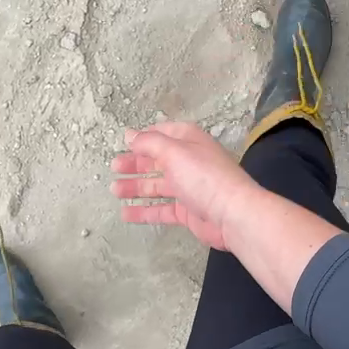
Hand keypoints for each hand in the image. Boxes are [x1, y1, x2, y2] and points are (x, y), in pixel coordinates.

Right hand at [110, 123, 262, 251]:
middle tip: (115, 168)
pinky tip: (126, 214)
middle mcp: (188, 162)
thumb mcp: (174, 151)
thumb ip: (149, 142)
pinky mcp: (187, 212)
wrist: (233, 214)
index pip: (163, 134)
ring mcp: (188, 188)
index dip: (144, 137)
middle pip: (157, 160)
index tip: (124, 142)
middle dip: (135, 163)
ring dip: (135, 187)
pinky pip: (161, 209)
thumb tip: (130, 135)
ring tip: (115, 190)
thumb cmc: (204, 177)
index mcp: (188, 142)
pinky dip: (143, 211)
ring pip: (157, 185)